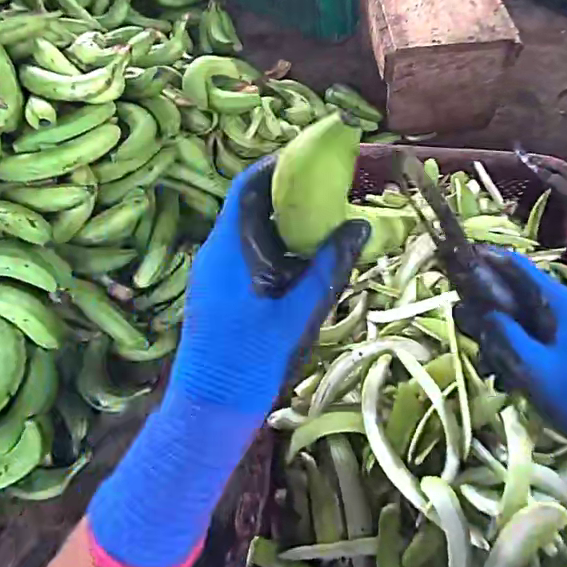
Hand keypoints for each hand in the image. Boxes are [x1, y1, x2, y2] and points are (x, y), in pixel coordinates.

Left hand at [87, 159, 367, 566]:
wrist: (208, 409)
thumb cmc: (251, 361)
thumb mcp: (298, 314)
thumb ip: (328, 268)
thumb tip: (359, 227)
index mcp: (228, 251)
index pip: (246, 187)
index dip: (275, 165)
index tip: (309, 156)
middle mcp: (215, 253)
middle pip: (248, 204)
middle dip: (286, 191)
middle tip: (327, 187)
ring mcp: (214, 273)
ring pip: (248, 229)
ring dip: (281, 219)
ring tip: (322, 218)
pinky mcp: (219, 290)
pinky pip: (247, 251)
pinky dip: (275, 243)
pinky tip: (302, 259)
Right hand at [484, 250, 566, 531]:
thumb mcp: (535, 370)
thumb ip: (507, 336)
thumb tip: (483, 311)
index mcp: (564, 304)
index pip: (521, 268)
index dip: (491, 259)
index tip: (464, 255)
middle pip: (525, 291)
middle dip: (495, 301)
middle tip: (467, 312)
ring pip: (535, 315)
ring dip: (510, 328)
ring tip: (488, 351)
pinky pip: (548, 332)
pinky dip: (527, 342)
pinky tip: (513, 369)